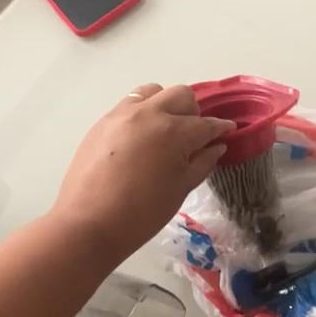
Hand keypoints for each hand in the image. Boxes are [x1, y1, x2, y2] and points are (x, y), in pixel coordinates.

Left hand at [52, 84, 234, 256]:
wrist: (88, 225)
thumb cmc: (141, 214)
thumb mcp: (180, 190)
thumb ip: (202, 162)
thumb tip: (217, 146)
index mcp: (174, 131)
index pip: (206, 124)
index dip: (220, 128)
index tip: (228, 130)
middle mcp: (150, 113)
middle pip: (182, 95)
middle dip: (193, 112)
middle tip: (192, 135)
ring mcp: (123, 113)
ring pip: (154, 91)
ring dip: (166, 104)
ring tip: (163, 128)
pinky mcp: (103, 120)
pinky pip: (130, 103)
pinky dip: (142, 111)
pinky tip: (140, 136)